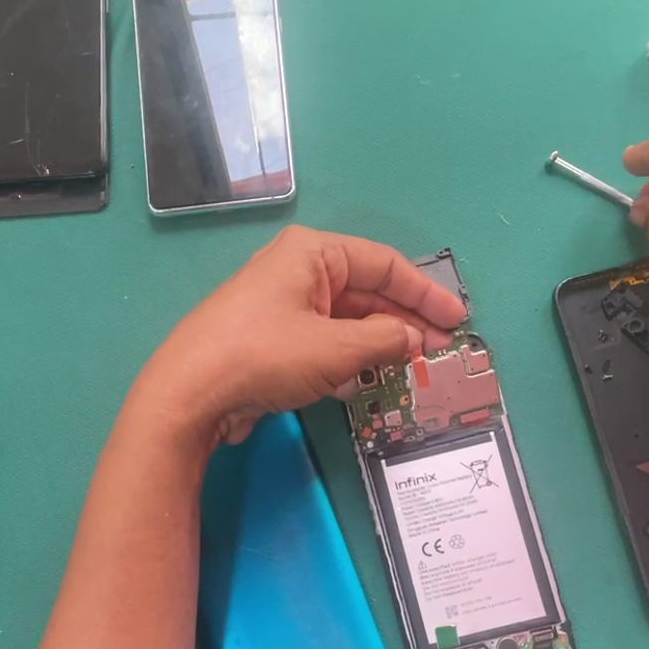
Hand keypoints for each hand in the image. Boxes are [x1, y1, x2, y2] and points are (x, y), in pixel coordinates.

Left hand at [129, 225, 467, 446]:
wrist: (191, 394)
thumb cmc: (265, 355)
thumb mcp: (335, 347)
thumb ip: (384, 340)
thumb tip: (414, 340)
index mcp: (312, 254)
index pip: (384, 264)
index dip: (425, 293)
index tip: (456, 319)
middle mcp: (298, 273)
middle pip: (366, 294)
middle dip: (403, 323)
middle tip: (439, 351)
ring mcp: (283, 310)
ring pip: (345, 323)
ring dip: (377, 346)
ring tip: (411, 369)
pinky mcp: (272, 344)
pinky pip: (323, 346)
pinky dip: (347, 362)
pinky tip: (365, 382)